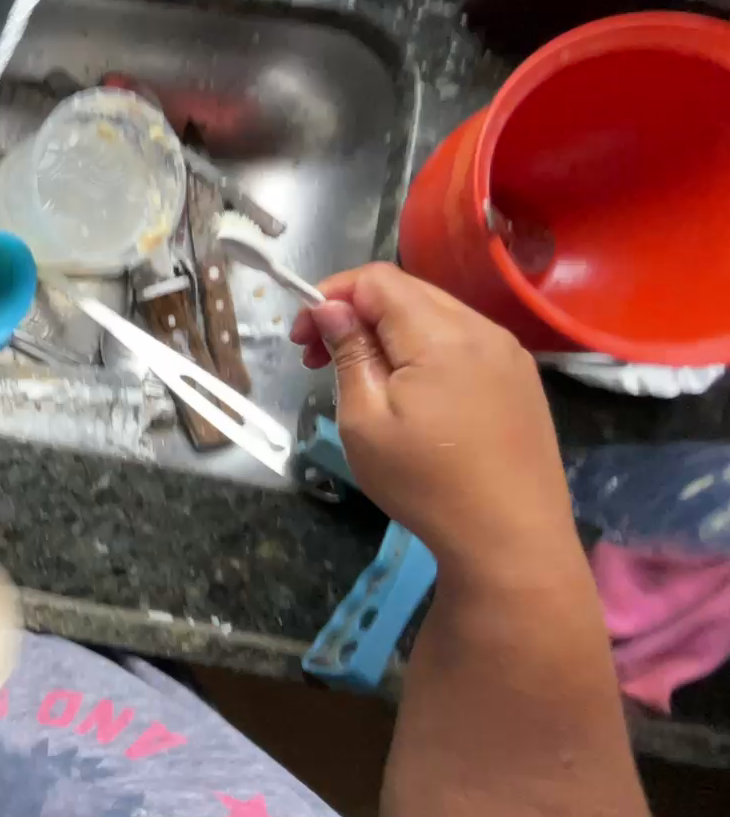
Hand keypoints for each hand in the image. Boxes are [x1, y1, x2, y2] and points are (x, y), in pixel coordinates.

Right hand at [289, 264, 579, 575]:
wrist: (508, 535)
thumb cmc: (422, 480)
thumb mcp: (364, 418)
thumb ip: (350, 354)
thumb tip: (330, 309)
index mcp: (441, 338)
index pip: (377, 281)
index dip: (329, 296)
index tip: (301, 339)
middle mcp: (482, 331)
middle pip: (405, 291)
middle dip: (350, 311)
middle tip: (315, 357)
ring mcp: (506, 353)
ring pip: (430, 313)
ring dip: (381, 329)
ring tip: (352, 372)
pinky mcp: (515, 377)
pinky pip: (456, 339)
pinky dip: (414, 346)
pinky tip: (398, 385)